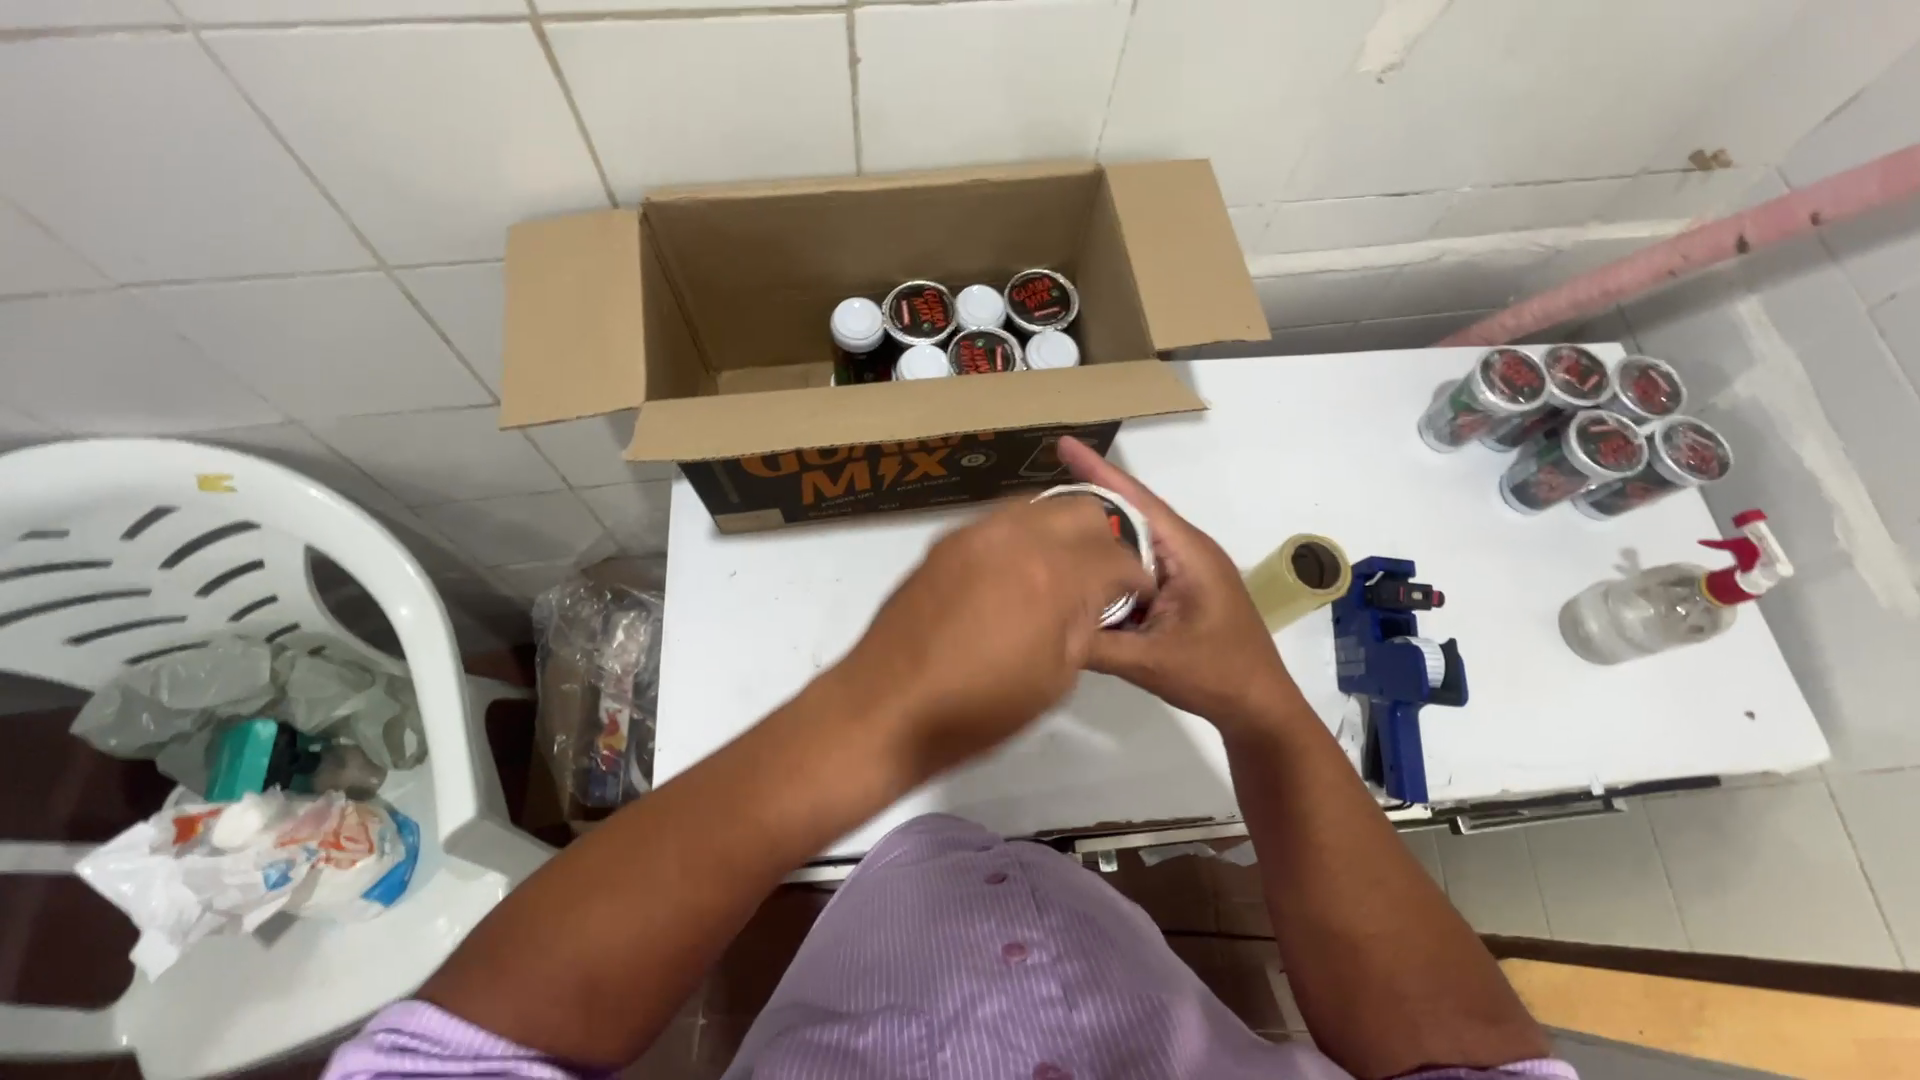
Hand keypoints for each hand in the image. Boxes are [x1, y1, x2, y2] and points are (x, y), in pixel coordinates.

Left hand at [831, 494, 1156, 778]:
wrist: (885, 707)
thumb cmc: (977, 710)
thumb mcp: (1054, 679)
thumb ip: (1083, 625)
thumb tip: (1094, 601)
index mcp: (1052, 576)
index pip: (1117, 555)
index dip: (1135, 578)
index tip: (1135, 597)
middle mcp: (1016, 537)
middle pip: (1082, 509)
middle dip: (1103, 540)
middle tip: (1101, 579)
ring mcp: (974, 534)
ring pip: (1038, 504)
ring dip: (1061, 530)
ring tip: (1060, 570)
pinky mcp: (944, 541)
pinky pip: (999, 520)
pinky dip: (1022, 535)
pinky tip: (1017, 572)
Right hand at [1055, 437, 1304, 734]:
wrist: (1260, 707)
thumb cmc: (1217, 676)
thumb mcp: (1151, 662)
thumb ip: (1097, 644)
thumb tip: (1042, 625)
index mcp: (1187, 554)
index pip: (1137, 501)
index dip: (1099, 472)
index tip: (1063, 444)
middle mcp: (1187, 552)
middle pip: (1131, 515)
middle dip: (1088, 499)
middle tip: (1038, 495)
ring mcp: (1185, 572)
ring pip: (1133, 543)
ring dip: (1097, 534)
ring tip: (1049, 526)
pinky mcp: (1180, 592)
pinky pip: (1138, 567)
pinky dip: (1109, 564)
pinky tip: (1079, 571)